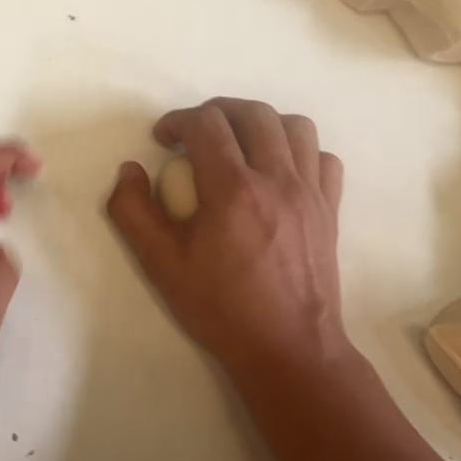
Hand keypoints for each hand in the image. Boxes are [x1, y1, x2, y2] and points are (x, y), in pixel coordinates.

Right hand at [106, 99, 348, 377]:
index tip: (162, 139)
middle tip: (194, 133)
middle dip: (216, 111)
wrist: (288, 349)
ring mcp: (310, 193)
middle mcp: (277, 179)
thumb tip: (130, 170)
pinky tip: (277, 172)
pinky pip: (323, 158)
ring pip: (295, 127)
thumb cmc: (220, 307)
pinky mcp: (330, 210)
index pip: (206, 123)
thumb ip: (133, 211)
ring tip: (238, 144)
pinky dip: (298, 151)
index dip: (177, 120)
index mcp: (232, 189)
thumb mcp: (160, 264)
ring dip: (261, 124)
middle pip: (252, 113)